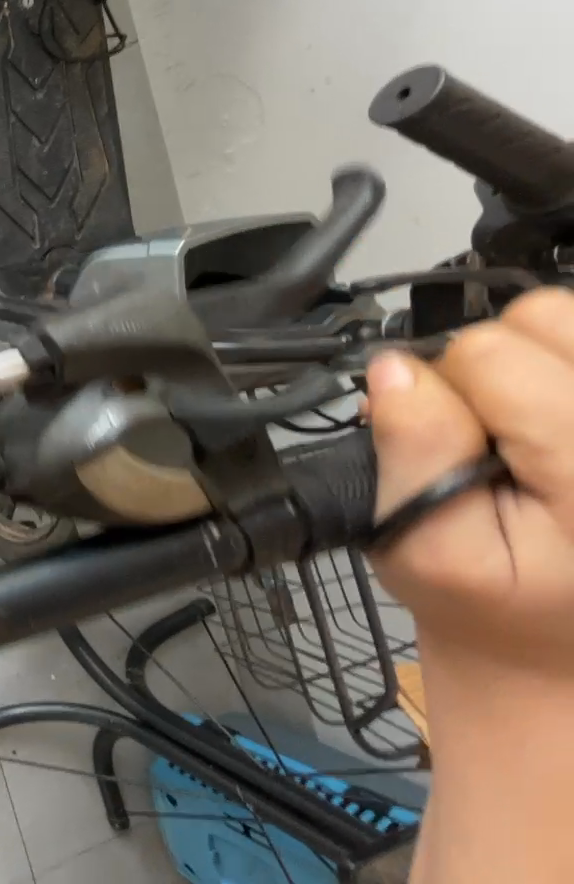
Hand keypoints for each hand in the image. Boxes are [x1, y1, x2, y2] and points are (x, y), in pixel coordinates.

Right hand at [367, 288, 573, 682]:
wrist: (555, 633)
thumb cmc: (483, 595)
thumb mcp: (424, 543)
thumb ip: (413, 451)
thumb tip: (392, 369)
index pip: (488, 356)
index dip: (438, 391)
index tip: (439, 444)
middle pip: (541, 318)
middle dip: (484, 366)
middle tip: (478, 432)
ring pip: (562, 315)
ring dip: (519, 360)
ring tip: (511, 421)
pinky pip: (568, 338)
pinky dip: (543, 368)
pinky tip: (539, 416)